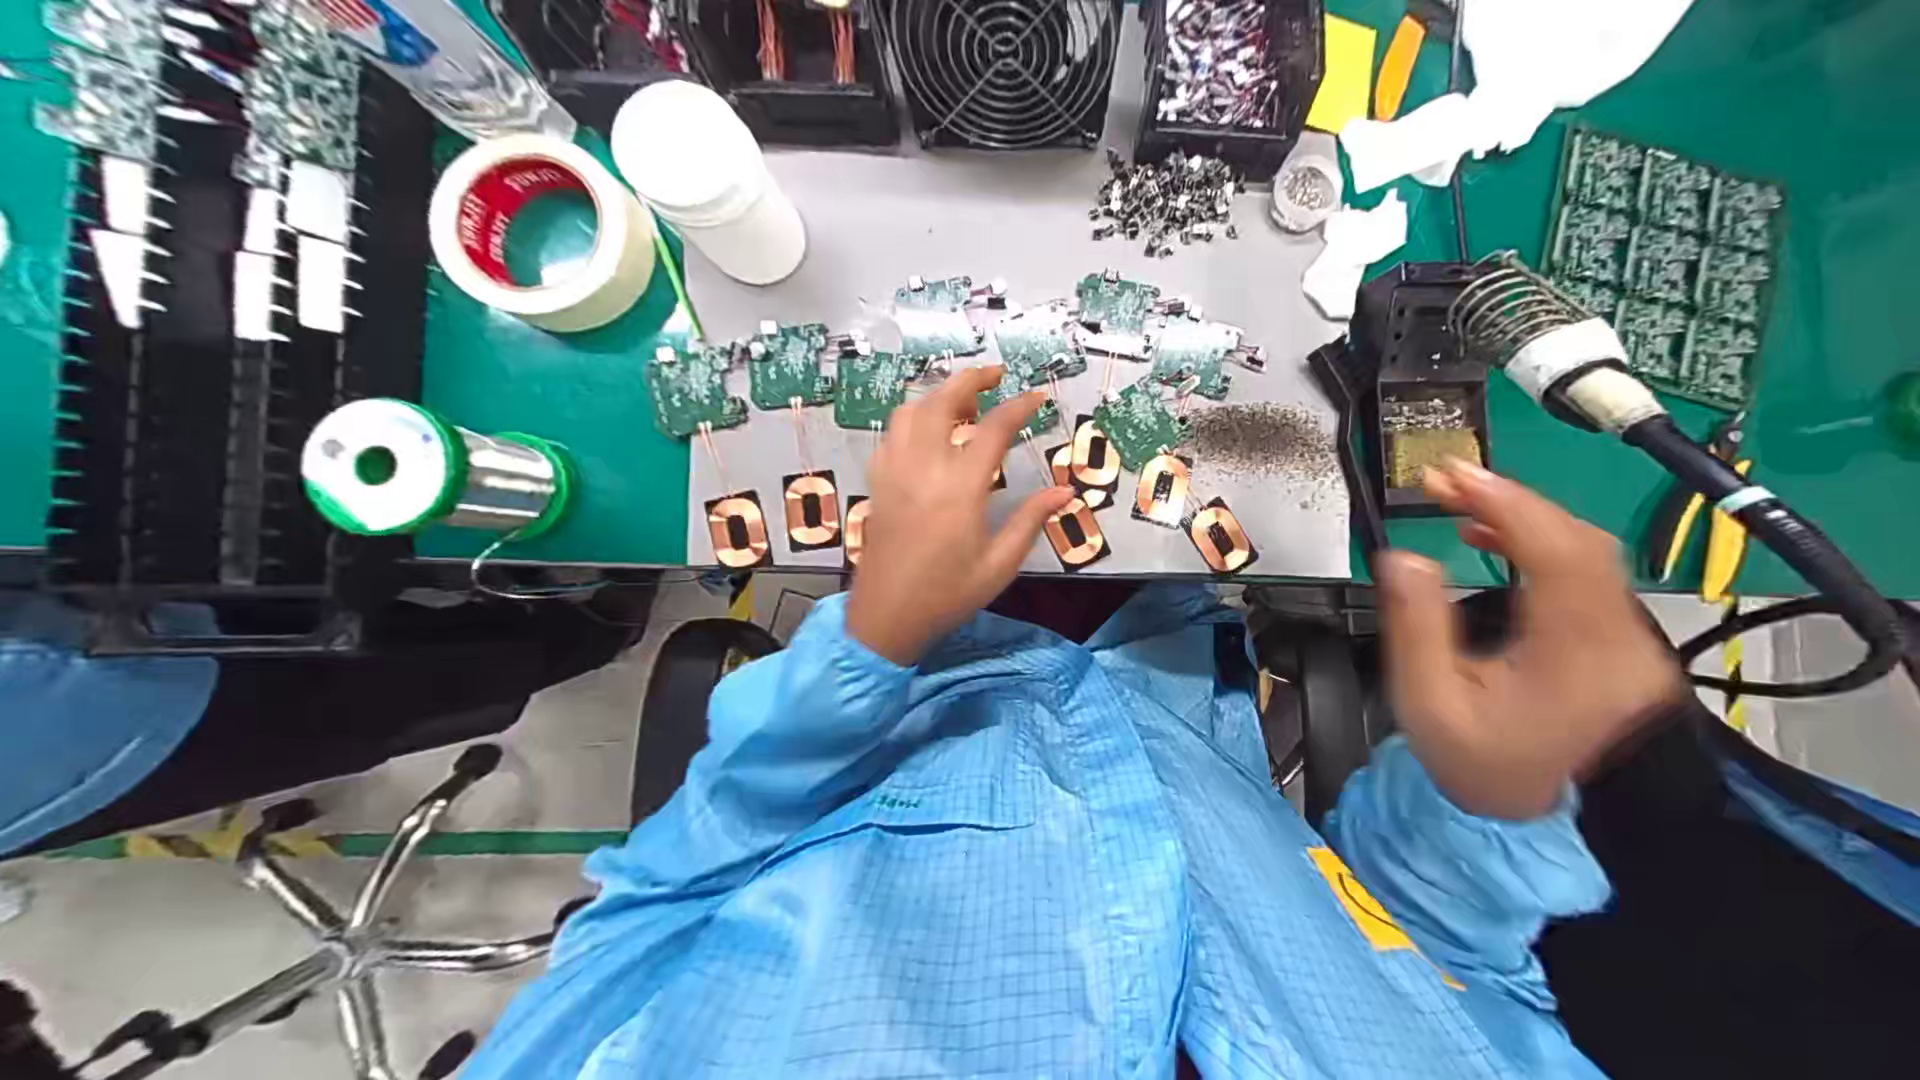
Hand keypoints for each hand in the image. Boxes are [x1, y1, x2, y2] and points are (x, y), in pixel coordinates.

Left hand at [847, 366, 1075, 665]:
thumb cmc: (947, 595)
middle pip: (942, 402)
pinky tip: (928, 435)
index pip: (993, 429)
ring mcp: (894, 473)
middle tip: (996, 375)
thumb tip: (1065, 492)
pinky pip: (891, 436)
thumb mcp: (999, 564)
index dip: (1019, 407)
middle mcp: (923, 469)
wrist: (886, 617)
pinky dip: (912, 421)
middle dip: (971, 380)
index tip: (1037, 397)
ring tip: (963, 403)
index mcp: (960, 489)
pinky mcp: (877, 484)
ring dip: (937, 396)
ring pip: (910, 412)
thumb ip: (1030, 521)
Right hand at [1378, 458, 1683, 819]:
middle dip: (1512, 500)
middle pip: (1583, 546)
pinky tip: (1492, 530)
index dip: (1511, 507)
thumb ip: (1414, 624)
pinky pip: (1585, 571)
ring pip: (1589, 552)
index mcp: (1578, 662)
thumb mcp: (1424, 696)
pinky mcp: (1615, 640)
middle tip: (1445, 478)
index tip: (1456, 477)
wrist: (1509, 802)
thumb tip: (1401, 557)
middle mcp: (1622, 648)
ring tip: (1458, 495)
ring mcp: (1628, 644)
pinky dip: (1538, 540)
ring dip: (1524, 514)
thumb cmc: (1464, 755)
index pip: (1561, 559)